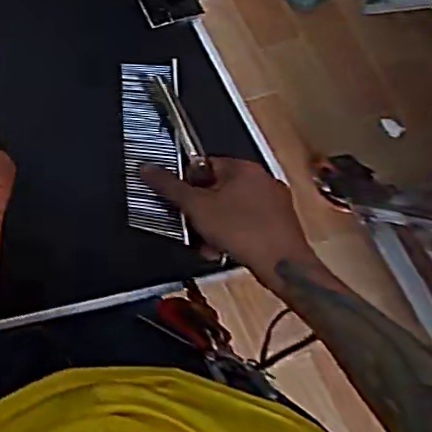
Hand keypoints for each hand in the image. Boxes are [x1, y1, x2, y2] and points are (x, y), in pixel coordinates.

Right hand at [139, 158, 317, 290]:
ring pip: (232, 208)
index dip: (188, 184)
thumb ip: (169, 187)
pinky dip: (234, 234)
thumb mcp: (196, 207)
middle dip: (202, 210)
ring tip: (208, 243)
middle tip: (194, 225)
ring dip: (215, 225)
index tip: (183, 202)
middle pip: (217, 188)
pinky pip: (248, 222)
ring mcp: (274, 202)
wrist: (283, 266)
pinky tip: (225, 249)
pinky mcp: (281, 224)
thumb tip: (148, 169)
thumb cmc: (244, 232)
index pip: (204, 165)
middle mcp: (262, 179)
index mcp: (242, 167)